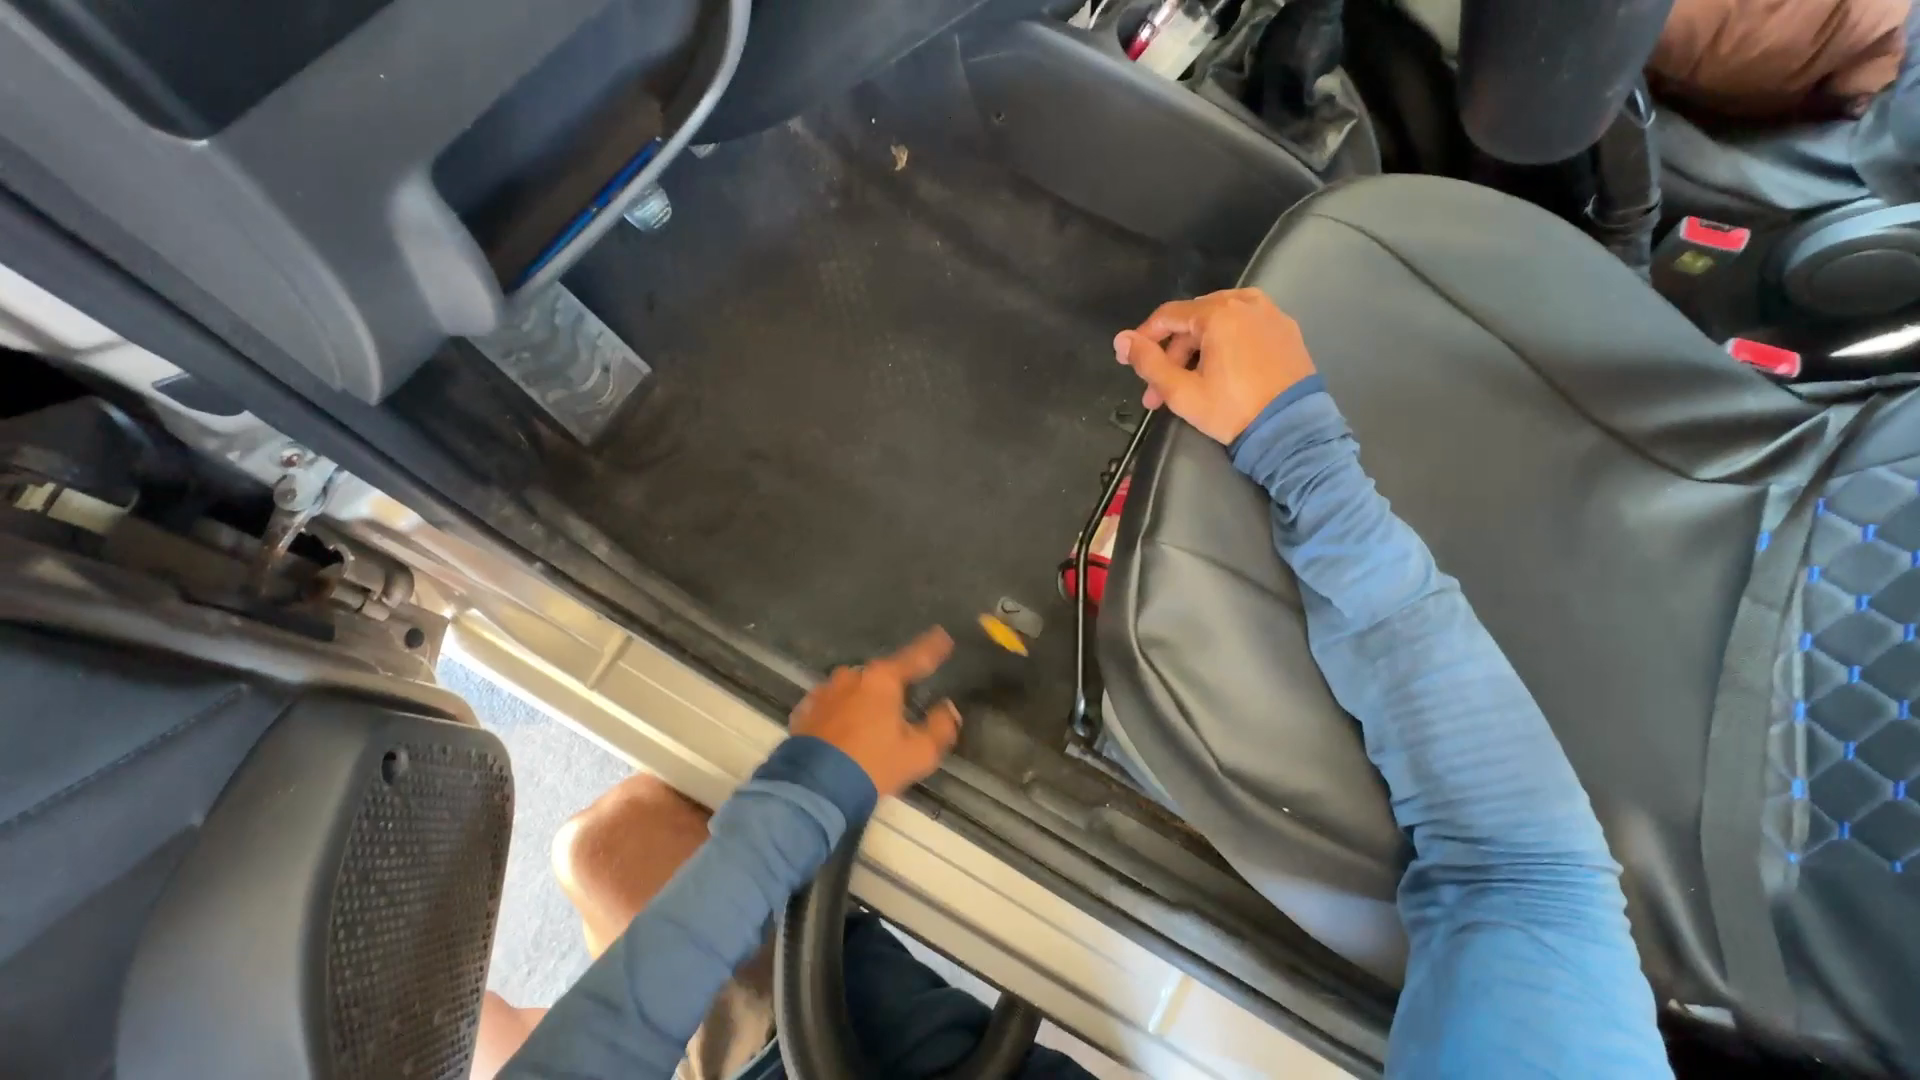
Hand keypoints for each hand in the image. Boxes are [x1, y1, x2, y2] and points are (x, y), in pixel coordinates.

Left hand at [790, 628, 961, 797]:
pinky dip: (839, 716)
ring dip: (862, 703)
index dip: (932, 648)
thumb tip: (949, 709)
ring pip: (852, 691)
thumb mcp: (919, 753)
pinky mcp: (804, 711)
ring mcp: (824, 692)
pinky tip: (843, 735)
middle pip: (880, 677)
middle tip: (898, 714)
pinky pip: (830, 707)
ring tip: (868, 729)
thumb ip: (940, 728)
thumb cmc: (873, 765)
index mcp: (882, 680)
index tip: (943, 637)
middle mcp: (852, 677)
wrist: (814, 788)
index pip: (915, 658)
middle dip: (890, 690)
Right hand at [1113, 288, 1316, 444]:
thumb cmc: (1232, 409)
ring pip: (1219, 324)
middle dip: (1171, 353)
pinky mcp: (1286, 330)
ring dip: (1196, 351)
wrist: (1292, 428)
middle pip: (1193, 320)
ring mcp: (1270, 314)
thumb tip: (1121, 339)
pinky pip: (1244, 328)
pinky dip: (1225, 346)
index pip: (1168, 315)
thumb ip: (1148, 362)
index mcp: (1219, 313)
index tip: (1128, 360)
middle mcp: (1246, 302)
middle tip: (1157, 389)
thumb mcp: (1181, 391)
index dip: (1143, 337)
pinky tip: (1218, 373)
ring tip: (1186, 384)